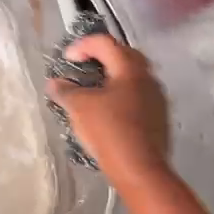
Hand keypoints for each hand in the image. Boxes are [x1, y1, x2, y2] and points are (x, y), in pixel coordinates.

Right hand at [47, 35, 171, 190]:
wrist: (141, 170)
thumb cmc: (110, 131)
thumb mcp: (79, 108)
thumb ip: (66, 91)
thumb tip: (55, 83)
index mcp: (130, 69)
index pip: (105, 43)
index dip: (82, 45)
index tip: (67, 59)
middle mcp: (148, 78)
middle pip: (124, 55)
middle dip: (101, 57)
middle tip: (83, 66)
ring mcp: (157, 98)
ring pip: (133, 77)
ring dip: (113, 77)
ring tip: (94, 89)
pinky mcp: (159, 118)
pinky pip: (138, 96)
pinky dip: (121, 95)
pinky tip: (108, 110)